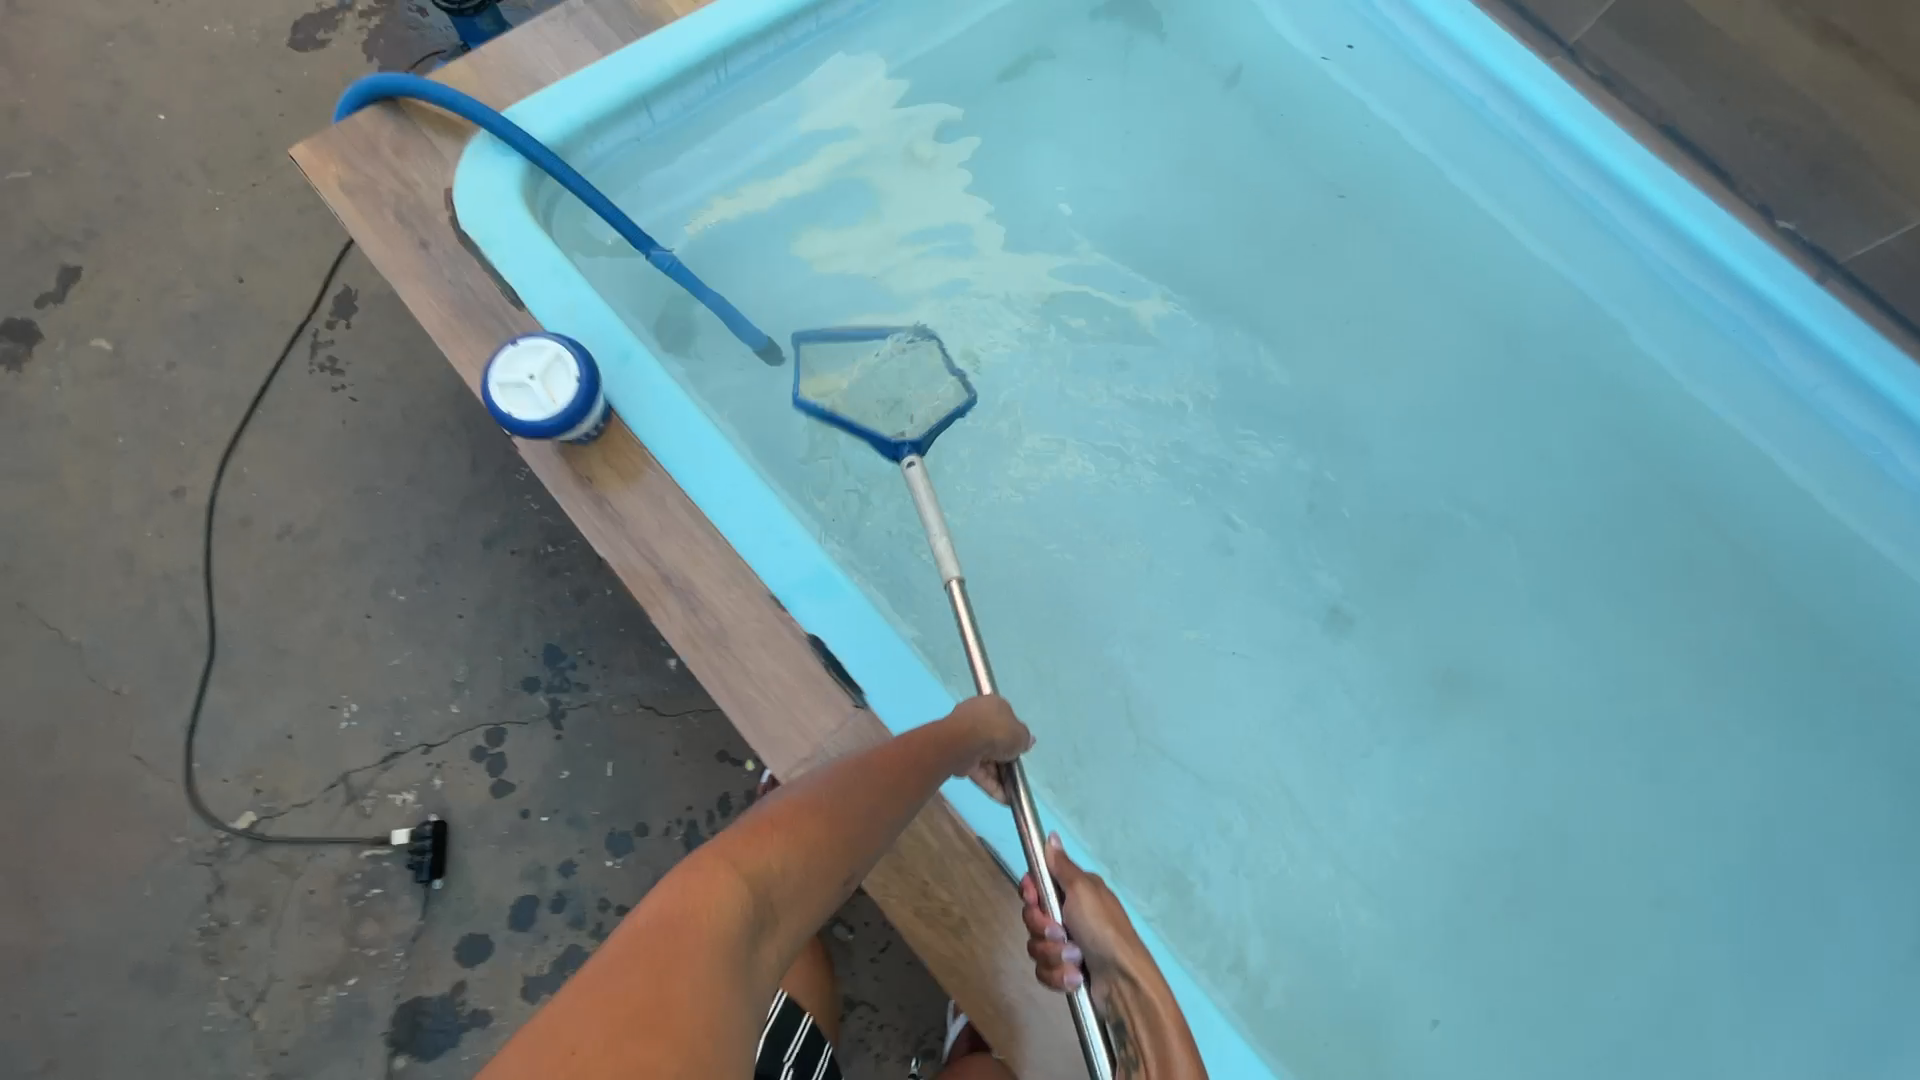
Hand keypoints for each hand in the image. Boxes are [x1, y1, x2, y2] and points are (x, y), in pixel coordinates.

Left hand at [945, 695, 1032, 803]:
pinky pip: (978, 770)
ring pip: (987, 759)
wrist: (966, 741)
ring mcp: (966, 737)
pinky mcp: (959, 755)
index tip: (1020, 750)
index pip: (1006, 720)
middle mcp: (978, 717)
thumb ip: (1025, 739)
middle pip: (995, 741)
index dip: (1014, 736)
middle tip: (1017, 775)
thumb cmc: (997, 731)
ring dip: (1000, 777)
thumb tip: (1027, 740)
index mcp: (993, 705)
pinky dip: (990, 784)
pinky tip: (1004, 799)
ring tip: (1013, 795)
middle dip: (1006, 760)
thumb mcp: (1021, 735)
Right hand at [1021, 833, 1144, 997]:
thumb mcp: (1082, 890)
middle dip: (1042, 929)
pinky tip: (1076, 977)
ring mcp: (1067, 944)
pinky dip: (1058, 975)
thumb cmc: (1102, 928)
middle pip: (1032, 916)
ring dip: (1054, 955)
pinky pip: (1044, 970)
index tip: (1033, 898)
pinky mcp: (1066, 970)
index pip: (1036, 885)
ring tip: (1076, 960)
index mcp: (1074, 891)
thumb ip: (1061, 866)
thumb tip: (1051, 835)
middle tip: (1060, 933)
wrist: (1123, 981)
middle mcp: (1069, 914)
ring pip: (1036, 945)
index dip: (1030, 893)